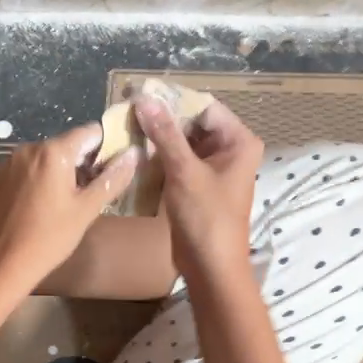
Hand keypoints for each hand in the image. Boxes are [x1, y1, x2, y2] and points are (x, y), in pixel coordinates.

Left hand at [0, 123, 139, 287]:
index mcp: (53, 151)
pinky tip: (40, 204)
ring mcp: (8, 162)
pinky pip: (26, 169)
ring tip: (65, 200)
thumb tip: (133, 153)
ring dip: (59, 170)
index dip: (105, 147)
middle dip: (81, 162)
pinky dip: (37, 178)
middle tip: (90, 190)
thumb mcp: (88, 209)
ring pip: (44, 157)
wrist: (5, 262)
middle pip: (66, 144)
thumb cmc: (51, 237)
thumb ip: (113, 177)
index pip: (90, 132)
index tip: (110, 169)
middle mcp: (28, 148)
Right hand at [135, 95, 263, 279]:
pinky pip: (176, 162)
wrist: (210, 266)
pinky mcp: (196, 186)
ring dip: (156, 139)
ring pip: (181, 143)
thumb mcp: (184, 172)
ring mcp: (212, 169)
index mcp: (239, 141)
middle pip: (192, 124)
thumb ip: (164, 134)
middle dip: (161, 120)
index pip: (203, 107)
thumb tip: (143, 98)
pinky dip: (157, 158)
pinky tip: (133, 156)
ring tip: (124, 131)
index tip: (138, 97)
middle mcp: (229, 150)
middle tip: (125, 114)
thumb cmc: (206, 218)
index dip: (172, 101)